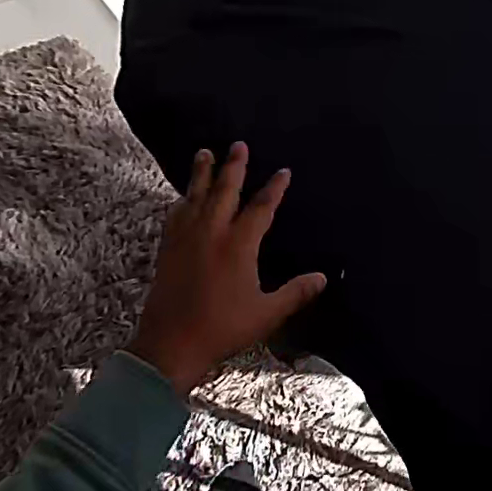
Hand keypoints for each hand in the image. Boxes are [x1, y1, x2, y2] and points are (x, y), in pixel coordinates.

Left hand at [129, 142, 326, 392]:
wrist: (170, 346)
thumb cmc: (222, 329)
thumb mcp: (267, 313)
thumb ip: (296, 292)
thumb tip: (324, 277)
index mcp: (238, 246)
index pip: (260, 208)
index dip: (274, 188)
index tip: (283, 171)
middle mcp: (210, 234)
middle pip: (224, 191)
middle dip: (234, 166)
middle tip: (238, 144)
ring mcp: (185, 240)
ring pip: (195, 197)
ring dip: (202, 174)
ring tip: (204, 153)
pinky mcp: (168, 250)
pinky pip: (176, 215)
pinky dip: (182, 200)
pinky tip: (183, 197)